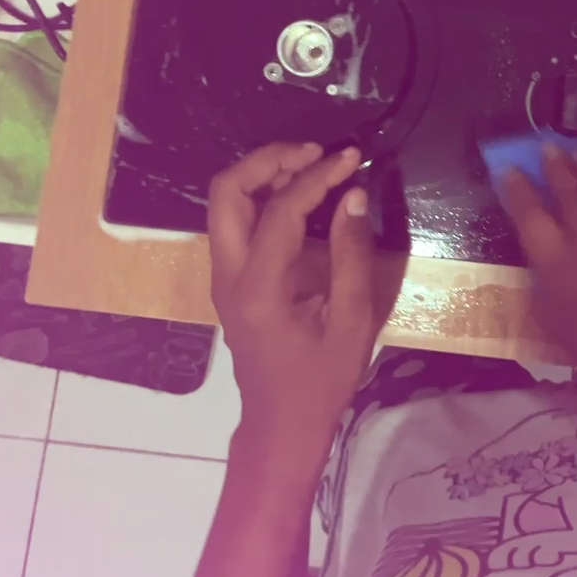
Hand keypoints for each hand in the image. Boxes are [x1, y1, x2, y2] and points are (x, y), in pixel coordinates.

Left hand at [208, 142, 381, 452]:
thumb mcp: (352, 322)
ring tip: (313, 164)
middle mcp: (228, 274)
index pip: (281, 210)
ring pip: (226, 200)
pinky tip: (302, 193)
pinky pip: (238, 219)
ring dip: (264, 173)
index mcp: (258, 288)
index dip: (318, 176)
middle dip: (270, 160)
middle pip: (226, 191)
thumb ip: (352, 255)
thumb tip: (353, 194)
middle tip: (317, 153)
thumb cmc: (321, 379)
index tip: (352, 157)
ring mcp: (223, 274)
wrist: (281, 423)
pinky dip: (265, 193)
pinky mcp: (231, 277)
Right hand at [498, 146, 576, 384]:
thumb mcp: (555, 322)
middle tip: (547, 147)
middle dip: (555, 168)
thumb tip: (539, 254)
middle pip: (569, 195)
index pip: (532, 218)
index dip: (519, 191)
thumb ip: (543, 284)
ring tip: (576, 155)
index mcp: (561, 268)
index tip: (511, 170)